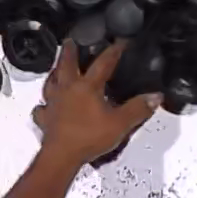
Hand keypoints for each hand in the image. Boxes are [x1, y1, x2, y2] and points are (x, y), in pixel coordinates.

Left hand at [32, 40, 160, 167]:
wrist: (62, 155)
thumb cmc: (88, 138)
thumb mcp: (120, 123)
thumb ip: (138, 109)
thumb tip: (155, 97)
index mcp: (87, 87)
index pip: (103, 63)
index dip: (113, 51)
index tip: (119, 42)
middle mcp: (67, 90)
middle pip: (67, 64)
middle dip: (70, 51)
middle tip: (70, 42)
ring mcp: (53, 103)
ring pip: (51, 82)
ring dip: (54, 73)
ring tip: (55, 69)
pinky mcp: (45, 119)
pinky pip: (41, 109)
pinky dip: (43, 106)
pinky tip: (44, 106)